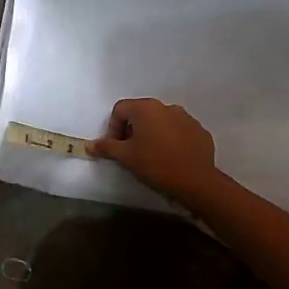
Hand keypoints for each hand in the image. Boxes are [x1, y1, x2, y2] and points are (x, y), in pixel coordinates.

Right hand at [88, 98, 220, 201]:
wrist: (195, 181)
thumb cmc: (155, 164)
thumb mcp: (126, 157)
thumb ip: (106, 147)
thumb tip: (90, 145)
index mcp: (146, 108)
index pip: (120, 109)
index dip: (113, 127)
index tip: (116, 147)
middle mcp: (167, 107)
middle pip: (141, 113)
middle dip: (132, 130)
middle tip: (131, 152)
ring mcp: (186, 118)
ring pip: (161, 122)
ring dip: (152, 134)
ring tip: (152, 156)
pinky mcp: (199, 131)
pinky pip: (179, 131)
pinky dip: (171, 140)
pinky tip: (171, 158)